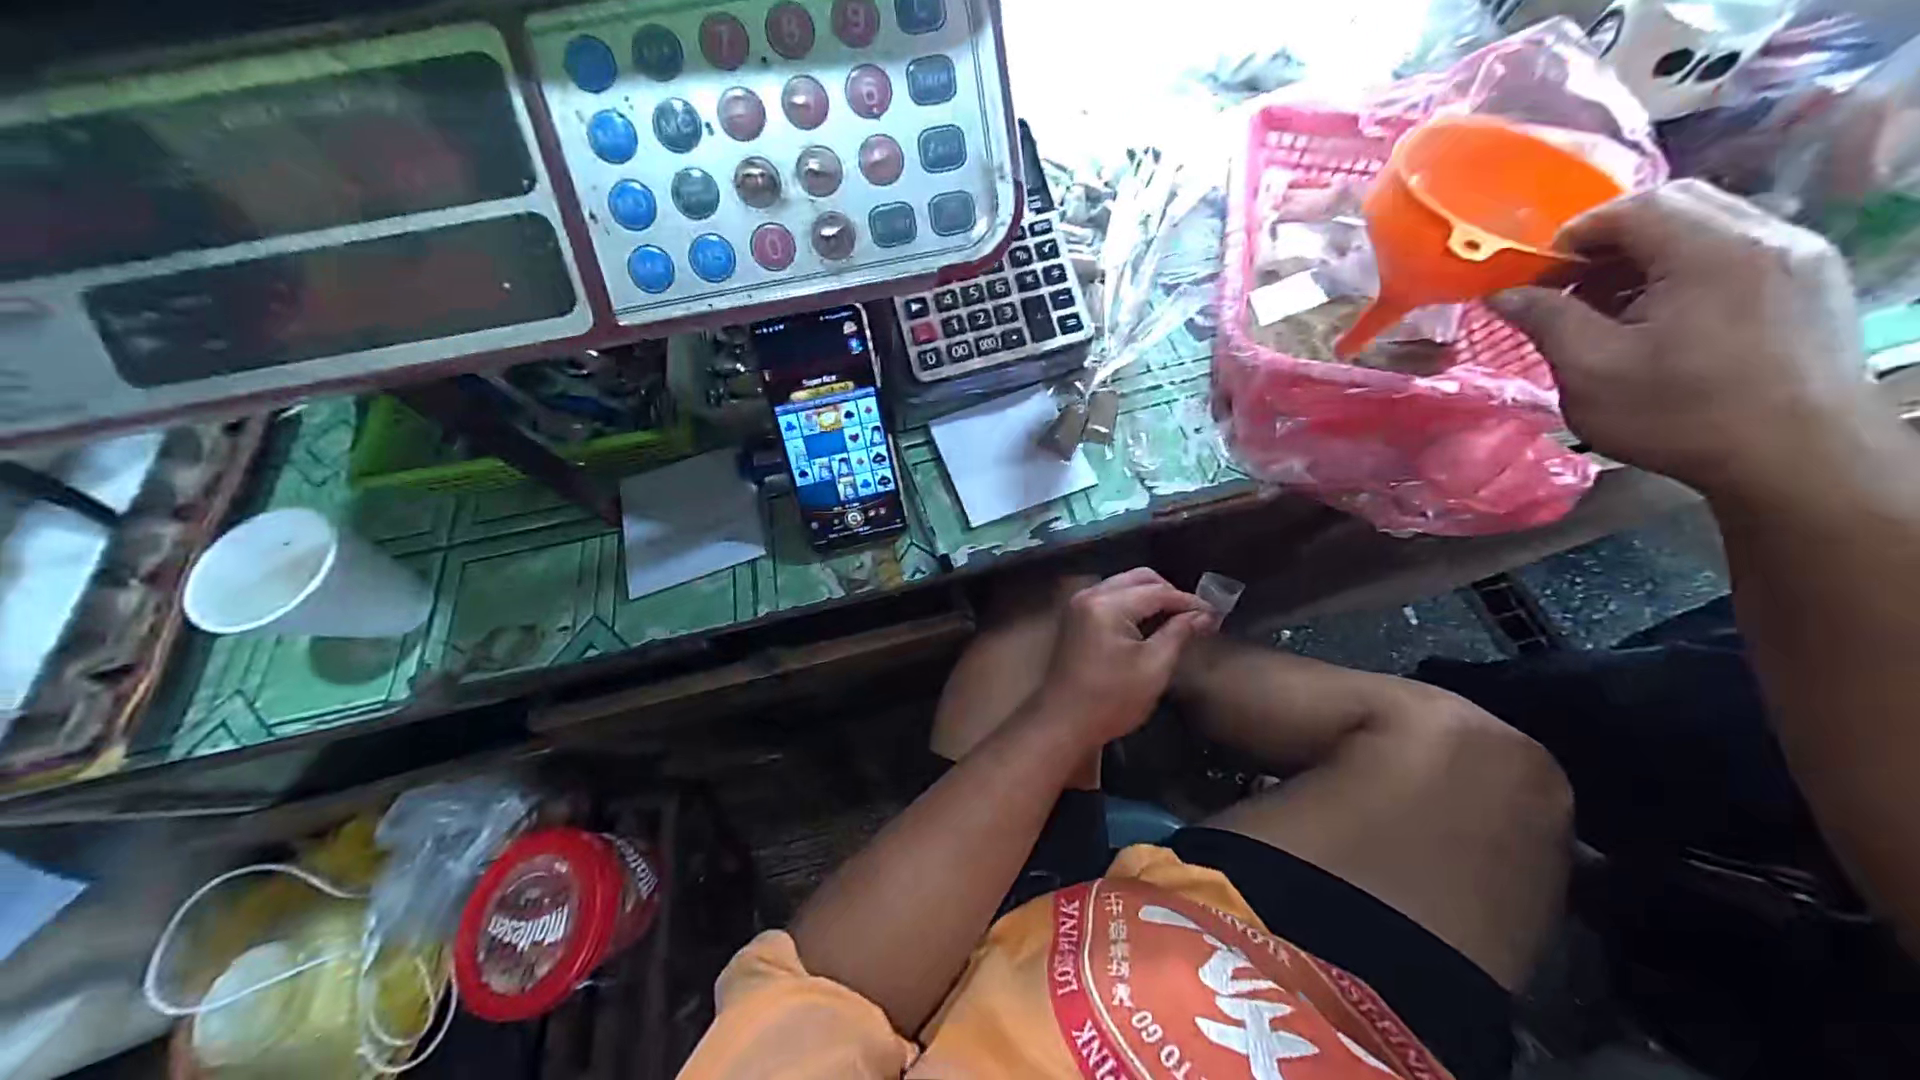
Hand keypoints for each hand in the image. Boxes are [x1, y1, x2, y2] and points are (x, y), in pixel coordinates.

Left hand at [1035, 569, 1217, 747]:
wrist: (1063, 723)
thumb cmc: (1110, 699)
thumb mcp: (1153, 667)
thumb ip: (1180, 633)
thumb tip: (1205, 614)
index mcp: (1106, 604)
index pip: (1157, 591)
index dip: (1189, 601)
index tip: (1215, 614)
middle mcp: (1089, 595)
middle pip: (1139, 578)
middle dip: (1170, 593)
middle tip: (1196, 616)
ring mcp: (1078, 605)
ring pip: (1124, 585)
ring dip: (1151, 597)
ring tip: (1177, 621)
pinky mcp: (1076, 618)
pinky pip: (1111, 598)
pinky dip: (1133, 605)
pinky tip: (1151, 625)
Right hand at [1488, 179, 1876, 500]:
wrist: (1797, 459)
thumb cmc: (1680, 415)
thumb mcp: (1590, 370)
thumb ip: (1546, 319)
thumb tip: (1504, 292)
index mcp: (1713, 251)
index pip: (1634, 206)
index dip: (1574, 234)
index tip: (1539, 275)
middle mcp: (1769, 236)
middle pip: (1678, 202)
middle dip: (1612, 237)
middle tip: (1571, 285)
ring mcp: (1802, 257)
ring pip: (1710, 224)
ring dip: (1649, 253)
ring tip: (1610, 306)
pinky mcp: (1813, 283)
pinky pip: (1738, 250)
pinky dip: (1687, 268)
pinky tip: (1661, 316)